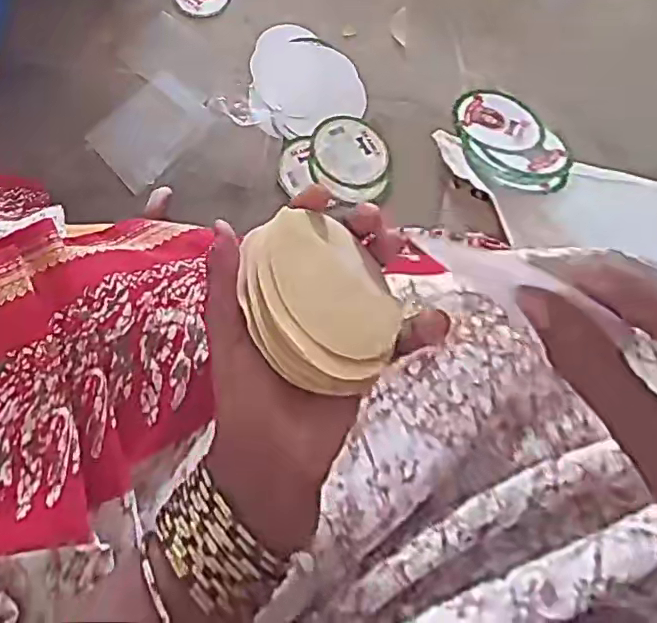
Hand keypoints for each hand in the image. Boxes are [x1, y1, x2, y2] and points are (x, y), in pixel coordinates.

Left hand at [202, 187, 449, 553]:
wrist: (270, 462)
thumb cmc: (242, 395)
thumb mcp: (226, 335)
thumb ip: (222, 284)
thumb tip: (222, 226)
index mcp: (275, 288)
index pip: (293, 239)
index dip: (308, 213)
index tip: (320, 194)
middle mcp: (311, 299)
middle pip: (339, 252)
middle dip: (357, 228)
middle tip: (372, 217)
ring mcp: (342, 327)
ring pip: (371, 282)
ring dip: (388, 260)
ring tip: (396, 245)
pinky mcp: (368, 359)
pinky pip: (398, 338)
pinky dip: (420, 330)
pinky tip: (435, 323)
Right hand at [514, 253, 656, 622]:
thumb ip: (596, 371)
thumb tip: (534, 300)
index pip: (646, 288)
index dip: (573, 273)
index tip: (518, 277)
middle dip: (590, 284)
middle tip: (531, 294)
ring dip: (617, 299)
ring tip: (562, 310)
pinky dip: (650, 317)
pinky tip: (618, 331)